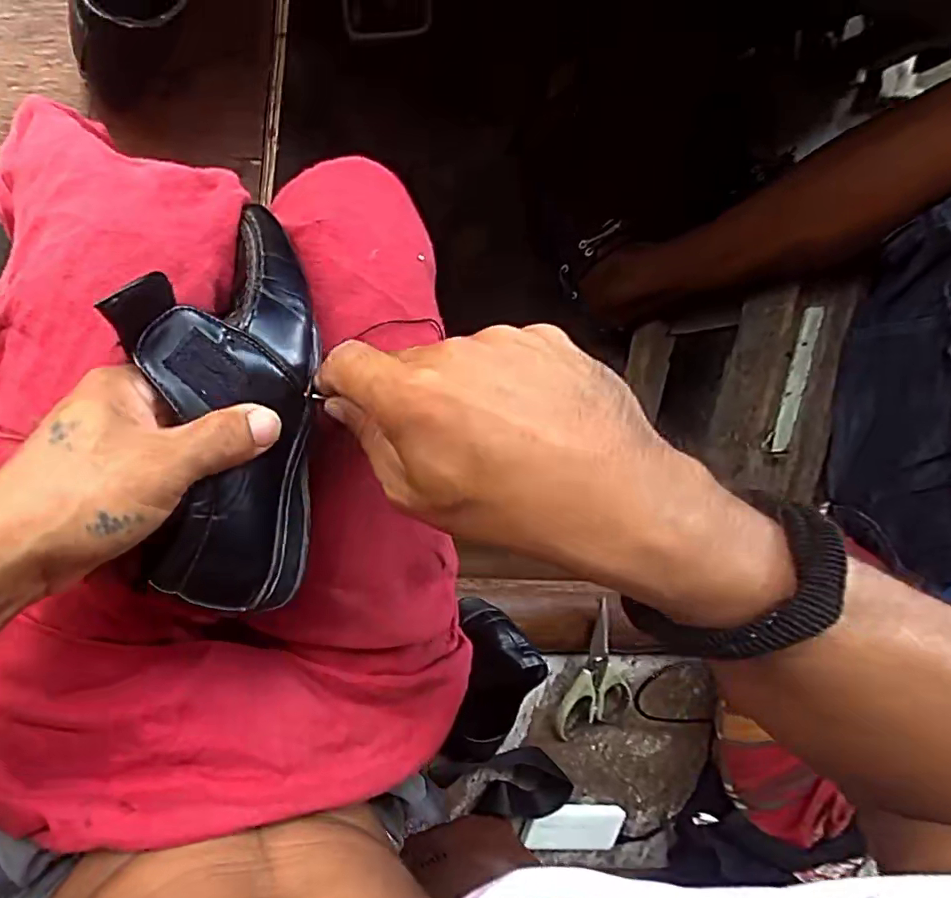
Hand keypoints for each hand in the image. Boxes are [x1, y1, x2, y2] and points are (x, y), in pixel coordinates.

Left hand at [0, 365, 280, 595]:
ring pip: (163, 455)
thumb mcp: (165, 463)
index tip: (267, 419)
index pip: (187, 377)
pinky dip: (170, 494)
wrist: (15, 554)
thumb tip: (270, 417)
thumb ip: (219, 438)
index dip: (228, 397)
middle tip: (262, 456)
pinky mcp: (99, 488)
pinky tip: (201, 505)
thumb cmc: (86, 495)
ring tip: (240, 482)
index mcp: (119, 384)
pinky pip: (146, 483)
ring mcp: (101, 451)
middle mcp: (108, 410)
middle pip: (178, 418)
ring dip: (192, 473)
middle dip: (214, 441)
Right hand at [317, 324, 792, 625]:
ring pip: (455, 357)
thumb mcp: (416, 496)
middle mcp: (453, 352)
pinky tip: (528, 415)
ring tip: (493, 430)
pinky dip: (501, 377)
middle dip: (404, 394)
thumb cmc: (504, 509)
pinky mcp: (548, 337)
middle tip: (435, 438)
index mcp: (411, 393)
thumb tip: (346, 404)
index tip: (344, 399)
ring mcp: (505, 339)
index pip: (347, 358)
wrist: (614, 497)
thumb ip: (370, 442)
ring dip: (456, 385)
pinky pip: (503, 353)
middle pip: (404, 362)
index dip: (336, 378)